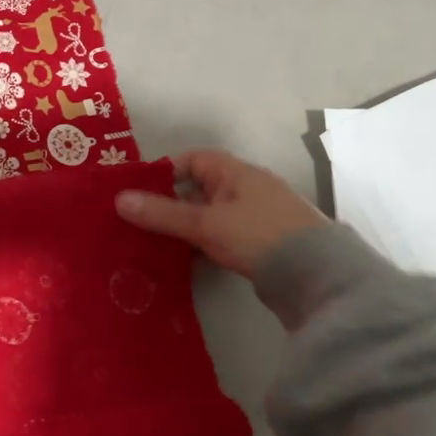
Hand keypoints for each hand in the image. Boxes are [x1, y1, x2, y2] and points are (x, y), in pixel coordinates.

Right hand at [115, 150, 328, 278]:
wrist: (317, 276)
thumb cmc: (258, 236)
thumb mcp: (204, 224)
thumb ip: (161, 213)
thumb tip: (118, 199)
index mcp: (238, 174)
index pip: (195, 159)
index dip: (165, 170)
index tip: (138, 189)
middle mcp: (247, 190)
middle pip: (198, 188)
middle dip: (166, 201)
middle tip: (136, 218)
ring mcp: (255, 217)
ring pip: (206, 214)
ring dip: (181, 225)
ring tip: (150, 240)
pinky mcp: (259, 243)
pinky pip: (218, 235)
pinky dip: (197, 243)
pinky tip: (179, 258)